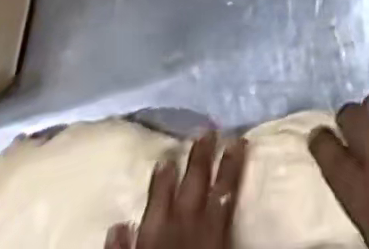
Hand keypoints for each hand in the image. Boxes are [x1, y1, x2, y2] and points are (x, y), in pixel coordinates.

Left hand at [107, 131, 245, 248]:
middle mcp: (181, 229)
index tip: (237, 138)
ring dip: (161, 184)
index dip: (232, 163)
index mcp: (210, 229)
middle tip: (205, 131)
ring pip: (157, 208)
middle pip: (193, 187)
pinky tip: (116, 226)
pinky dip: (119, 238)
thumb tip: (252, 220)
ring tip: (163, 159)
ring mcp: (149, 246)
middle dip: (200, 158)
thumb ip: (230, 233)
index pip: (225, 188)